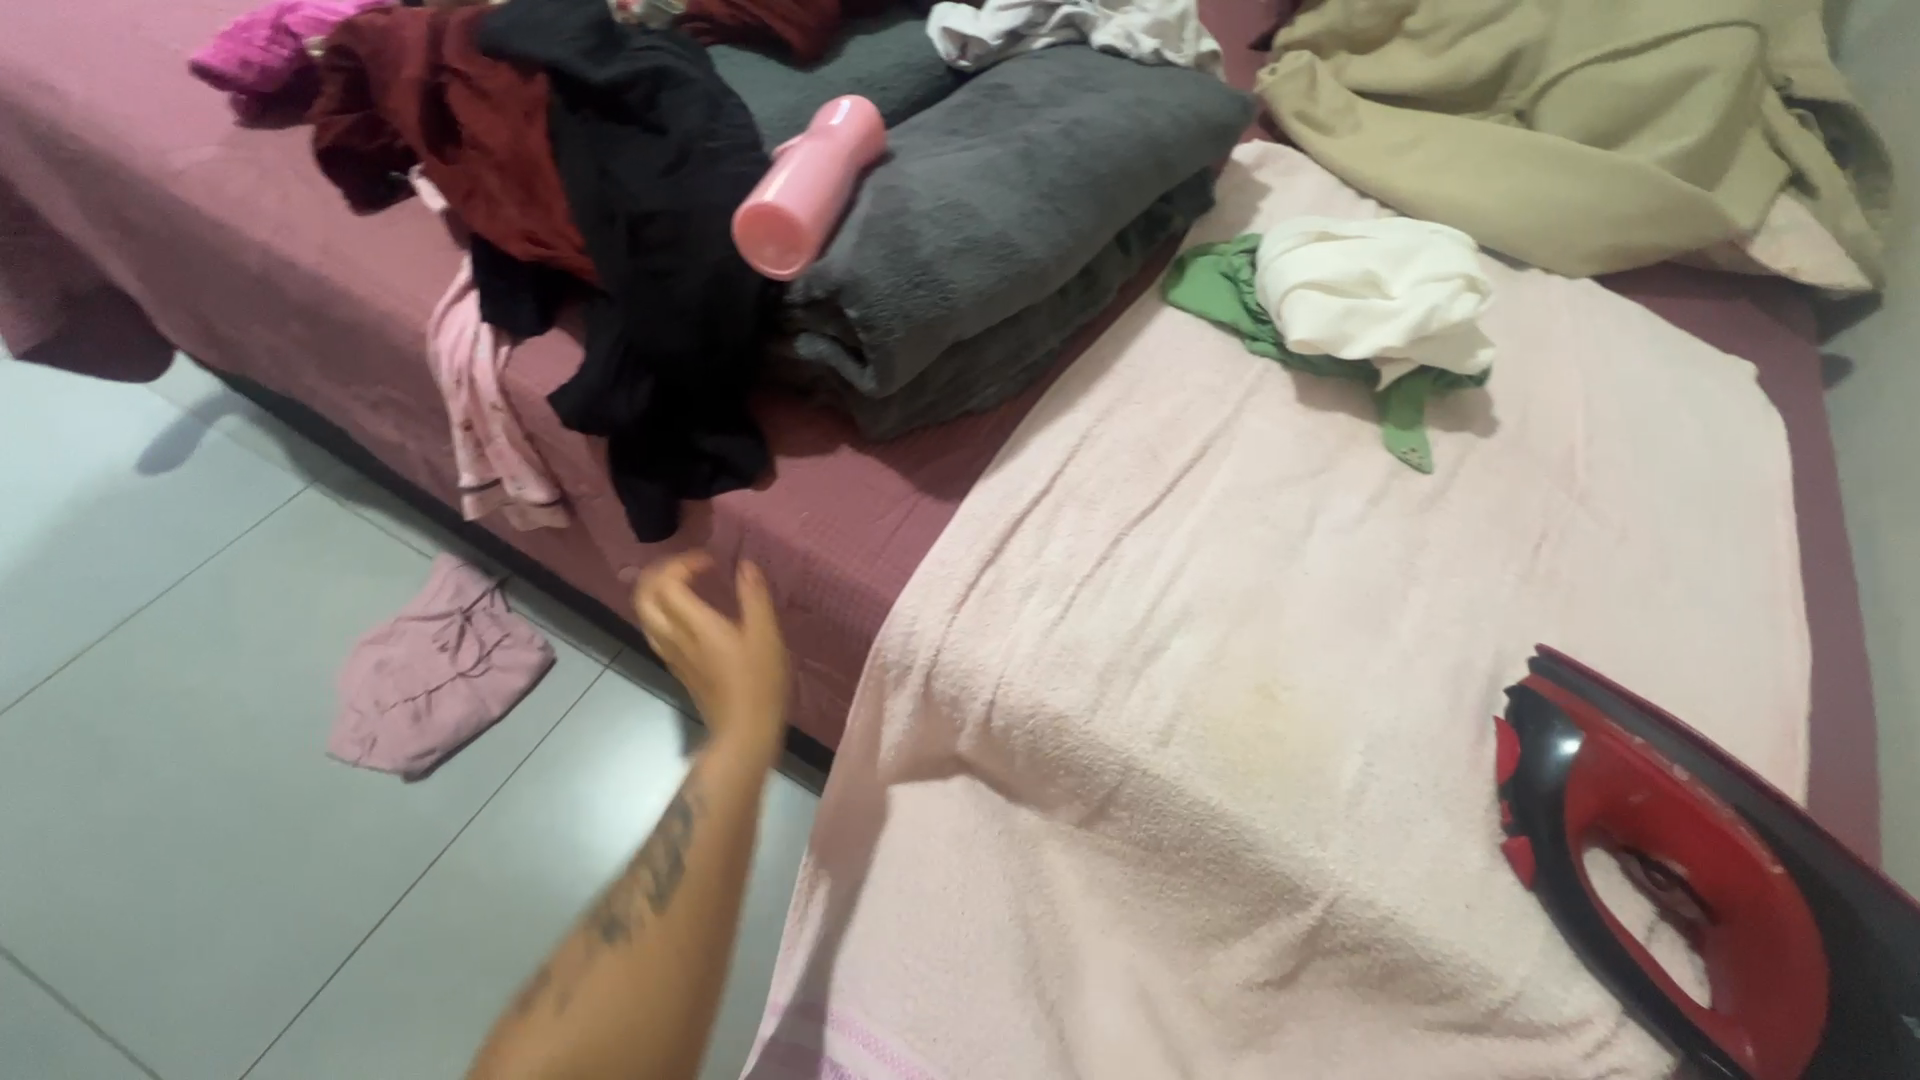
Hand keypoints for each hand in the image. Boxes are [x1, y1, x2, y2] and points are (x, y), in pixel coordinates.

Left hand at [632, 552, 789, 753]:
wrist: (744, 730)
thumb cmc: (760, 681)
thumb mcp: (766, 635)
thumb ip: (754, 596)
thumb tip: (744, 565)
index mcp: (694, 625)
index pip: (667, 583)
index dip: (683, 563)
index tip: (710, 562)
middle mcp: (674, 637)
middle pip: (644, 597)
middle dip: (659, 573)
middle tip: (688, 566)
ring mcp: (671, 654)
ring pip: (645, 615)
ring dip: (656, 592)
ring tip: (684, 584)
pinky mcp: (676, 667)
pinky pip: (655, 630)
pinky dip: (663, 610)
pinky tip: (688, 613)